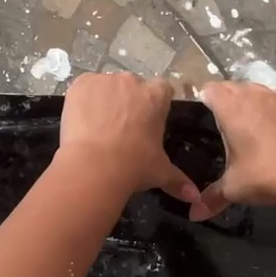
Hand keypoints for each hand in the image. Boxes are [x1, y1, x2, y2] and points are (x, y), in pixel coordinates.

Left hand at [56, 73, 200, 203]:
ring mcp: (104, 80)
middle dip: (128, 102)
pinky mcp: (80, 84)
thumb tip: (194, 196)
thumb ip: (178, 180)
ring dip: (104, 101)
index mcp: (157, 96)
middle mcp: (132, 81)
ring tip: (97, 128)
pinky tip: (82, 122)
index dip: (155, 104)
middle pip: (132, 86)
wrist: (94, 165)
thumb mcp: (159, 172)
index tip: (148, 120)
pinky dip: (83, 101)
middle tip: (121, 129)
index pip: (162, 89)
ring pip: (106, 87)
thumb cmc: (133, 165)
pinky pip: (84, 88)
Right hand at [190, 80, 275, 220]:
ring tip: (250, 120)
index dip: (204, 98)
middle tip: (224, 121)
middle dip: (225, 98)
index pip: (210, 89)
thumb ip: (212, 197)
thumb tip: (194, 216)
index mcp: (231, 109)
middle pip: (232, 86)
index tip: (204, 113)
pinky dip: (275, 102)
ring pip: (257, 88)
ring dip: (250, 98)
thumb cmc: (266, 176)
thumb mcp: (234, 188)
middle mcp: (254, 96)